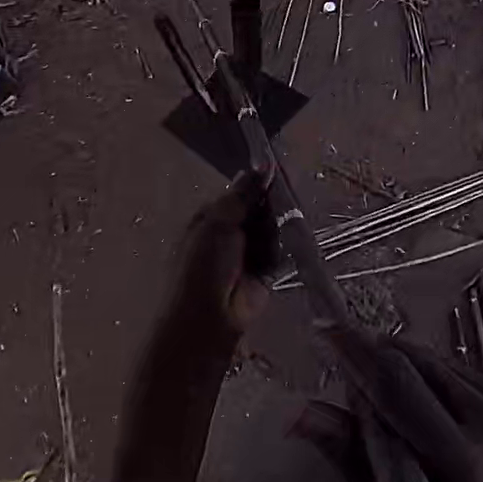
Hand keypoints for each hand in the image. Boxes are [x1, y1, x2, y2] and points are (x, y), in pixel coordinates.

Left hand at [169, 173, 276, 334]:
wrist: (209, 316)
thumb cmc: (204, 265)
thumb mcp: (218, 221)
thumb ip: (242, 193)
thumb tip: (263, 165)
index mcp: (212, 216)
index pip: (242, 191)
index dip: (259, 184)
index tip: (276, 174)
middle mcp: (230, 231)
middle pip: (261, 208)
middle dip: (270, 208)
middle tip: (274, 210)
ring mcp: (248, 252)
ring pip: (272, 228)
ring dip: (273, 232)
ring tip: (264, 244)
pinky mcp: (265, 270)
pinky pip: (279, 251)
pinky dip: (277, 252)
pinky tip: (271, 258)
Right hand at [295, 330, 482, 481]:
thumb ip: (350, 460)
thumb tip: (301, 415)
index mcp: (458, 455)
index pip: (397, 384)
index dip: (356, 351)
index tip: (322, 328)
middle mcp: (482, 413)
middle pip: (411, 360)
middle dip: (368, 352)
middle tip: (338, 366)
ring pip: (427, 357)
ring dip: (390, 360)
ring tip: (368, 388)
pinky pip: (445, 365)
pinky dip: (415, 369)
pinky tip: (404, 395)